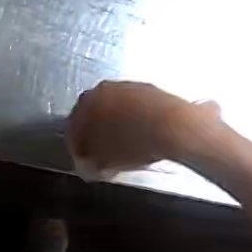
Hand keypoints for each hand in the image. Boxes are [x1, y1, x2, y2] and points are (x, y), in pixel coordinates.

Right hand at [66, 80, 218, 173]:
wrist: (177, 129)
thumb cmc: (136, 143)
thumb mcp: (104, 162)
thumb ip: (89, 161)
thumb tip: (89, 163)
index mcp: (87, 102)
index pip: (74, 126)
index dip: (78, 146)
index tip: (84, 159)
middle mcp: (106, 89)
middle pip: (95, 114)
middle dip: (98, 133)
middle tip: (103, 154)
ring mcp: (131, 87)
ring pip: (118, 110)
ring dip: (119, 126)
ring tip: (127, 149)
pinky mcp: (153, 91)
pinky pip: (138, 109)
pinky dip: (138, 122)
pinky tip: (145, 139)